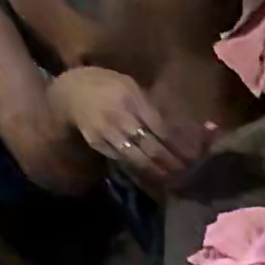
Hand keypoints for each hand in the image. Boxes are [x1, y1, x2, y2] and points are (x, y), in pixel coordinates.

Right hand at [47, 66, 196, 178]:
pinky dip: (140, 169)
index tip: (194, 158)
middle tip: (187, 172)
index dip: (180, 147)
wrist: (71, 91)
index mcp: (131, 100)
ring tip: (173, 177)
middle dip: (172, 163)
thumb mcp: (133, 87)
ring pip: (138, 159)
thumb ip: (157, 107)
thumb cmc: (110, 87)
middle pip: (153, 148)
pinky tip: (153, 173)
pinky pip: (123, 160)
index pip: (162, 130)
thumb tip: (192, 124)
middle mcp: (119, 117)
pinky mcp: (98, 143)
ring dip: (158, 171)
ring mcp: (107, 132)